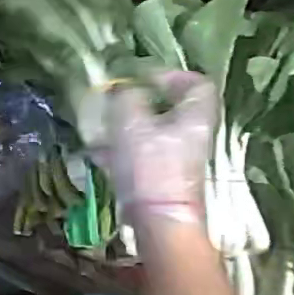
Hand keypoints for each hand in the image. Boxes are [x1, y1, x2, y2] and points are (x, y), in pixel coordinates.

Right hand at [76, 71, 216, 228]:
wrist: (157, 219)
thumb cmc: (150, 166)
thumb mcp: (131, 124)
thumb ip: (126, 98)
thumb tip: (122, 87)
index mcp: (194, 116)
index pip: (197, 83)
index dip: (172, 75)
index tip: (142, 78)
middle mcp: (190, 134)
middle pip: (170, 108)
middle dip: (139, 102)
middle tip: (115, 101)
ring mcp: (176, 157)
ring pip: (151, 131)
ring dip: (124, 125)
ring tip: (98, 127)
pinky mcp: (160, 176)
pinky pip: (140, 153)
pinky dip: (119, 148)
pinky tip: (97, 152)